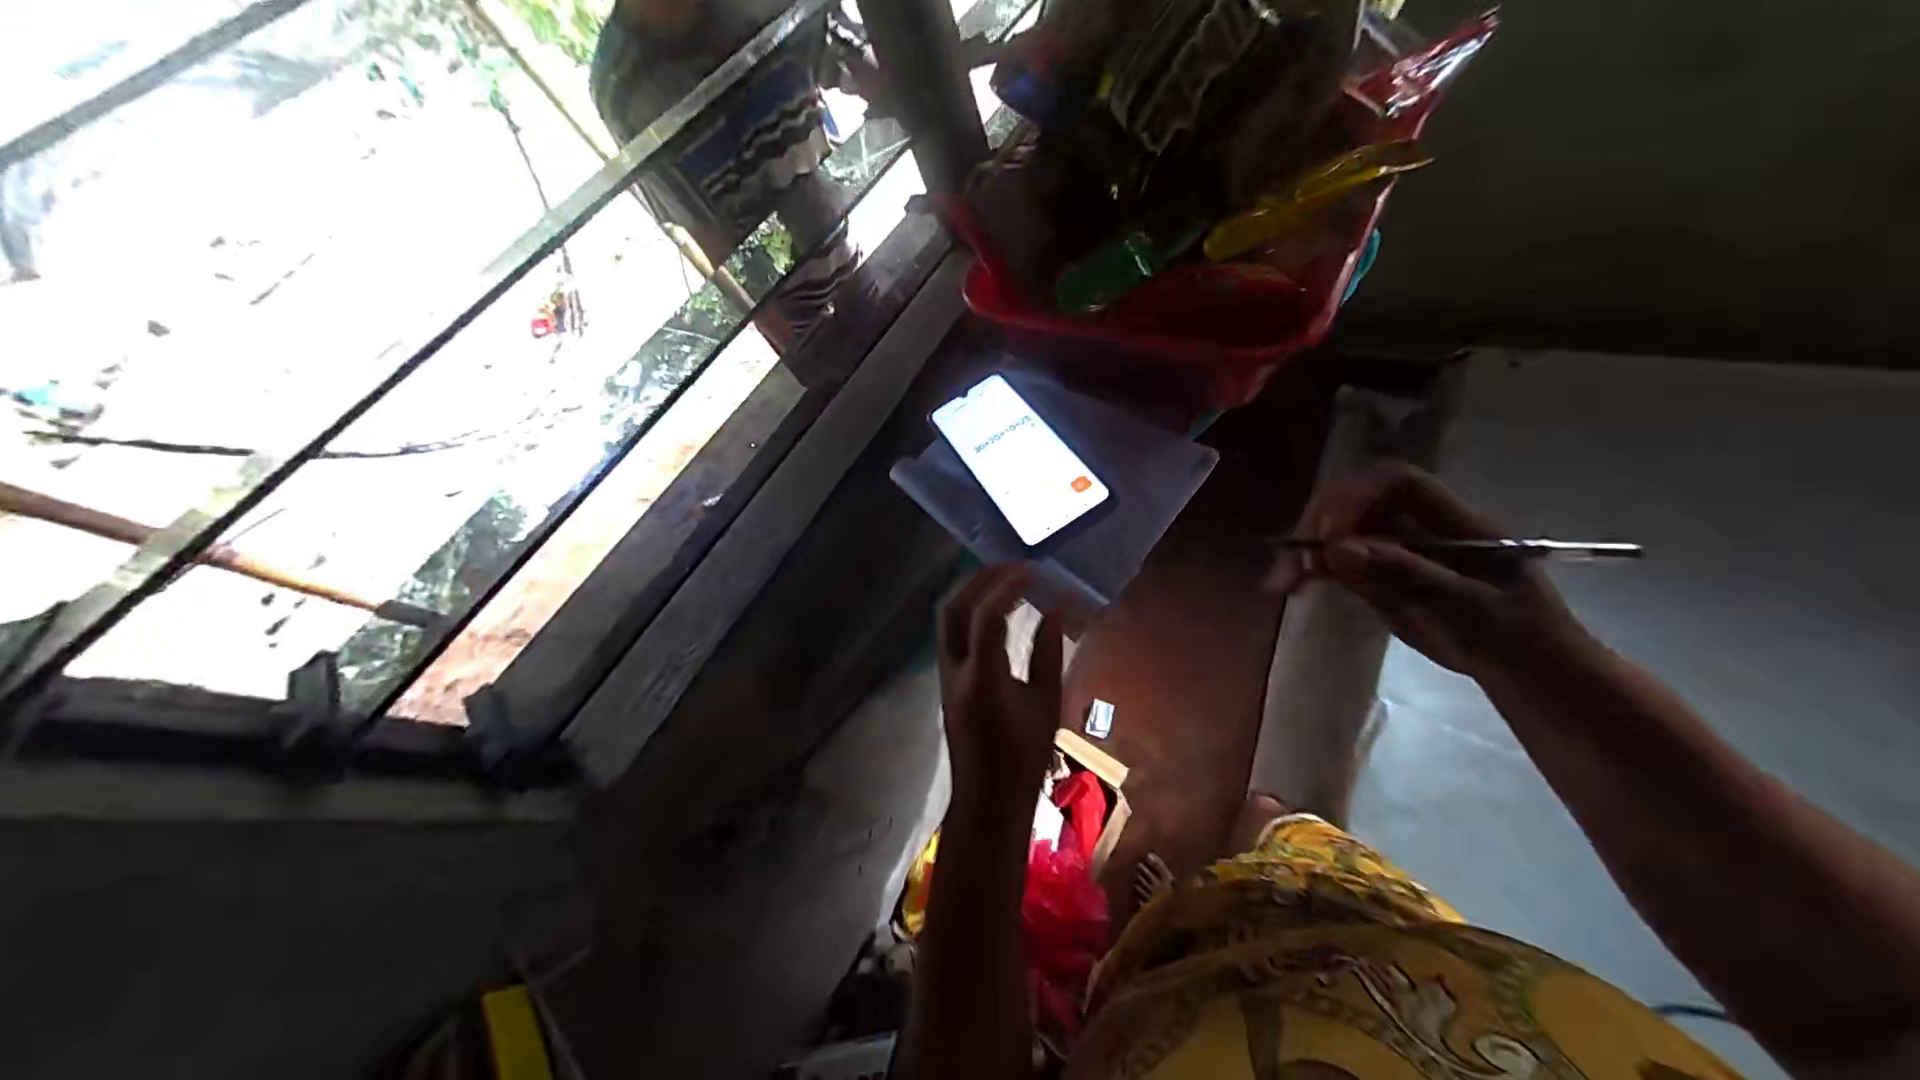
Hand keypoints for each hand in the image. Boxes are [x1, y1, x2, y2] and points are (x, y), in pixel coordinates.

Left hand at [938, 562, 1063, 802]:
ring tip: (1003, 578)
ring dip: (972, 592)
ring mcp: (945, 675)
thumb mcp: (1046, 705)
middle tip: (1015, 565)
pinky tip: (994, 608)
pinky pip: (951, 633)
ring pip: (947, 619)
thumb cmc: (1024, 759)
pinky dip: (969, 611)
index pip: (987, 616)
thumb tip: (1054, 611)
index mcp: (983, 679)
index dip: (1009, 587)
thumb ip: (1048, 653)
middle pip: (956, 609)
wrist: (987, 797)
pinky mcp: (946, 680)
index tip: (1033, 571)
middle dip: (983, 579)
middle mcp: (955, 671)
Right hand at [1271, 464, 1592, 680]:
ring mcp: (1402, 553)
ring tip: (1279, 582)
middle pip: (1360, 504)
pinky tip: (1291, 586)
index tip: (1329, 537)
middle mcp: (1423, 529)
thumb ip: (1404, 575)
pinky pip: (1341, 564)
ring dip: (1307, 551)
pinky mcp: (1386, 578)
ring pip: (1343, 534)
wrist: (1531, 676)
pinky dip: (1313, 572)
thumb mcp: (1466, 609)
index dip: (1357, 498)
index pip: (1399, 484)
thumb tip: (1337, 548)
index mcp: (1456, 524)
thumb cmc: (1514, 639)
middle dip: (1320, 526)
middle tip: (1291, 562)